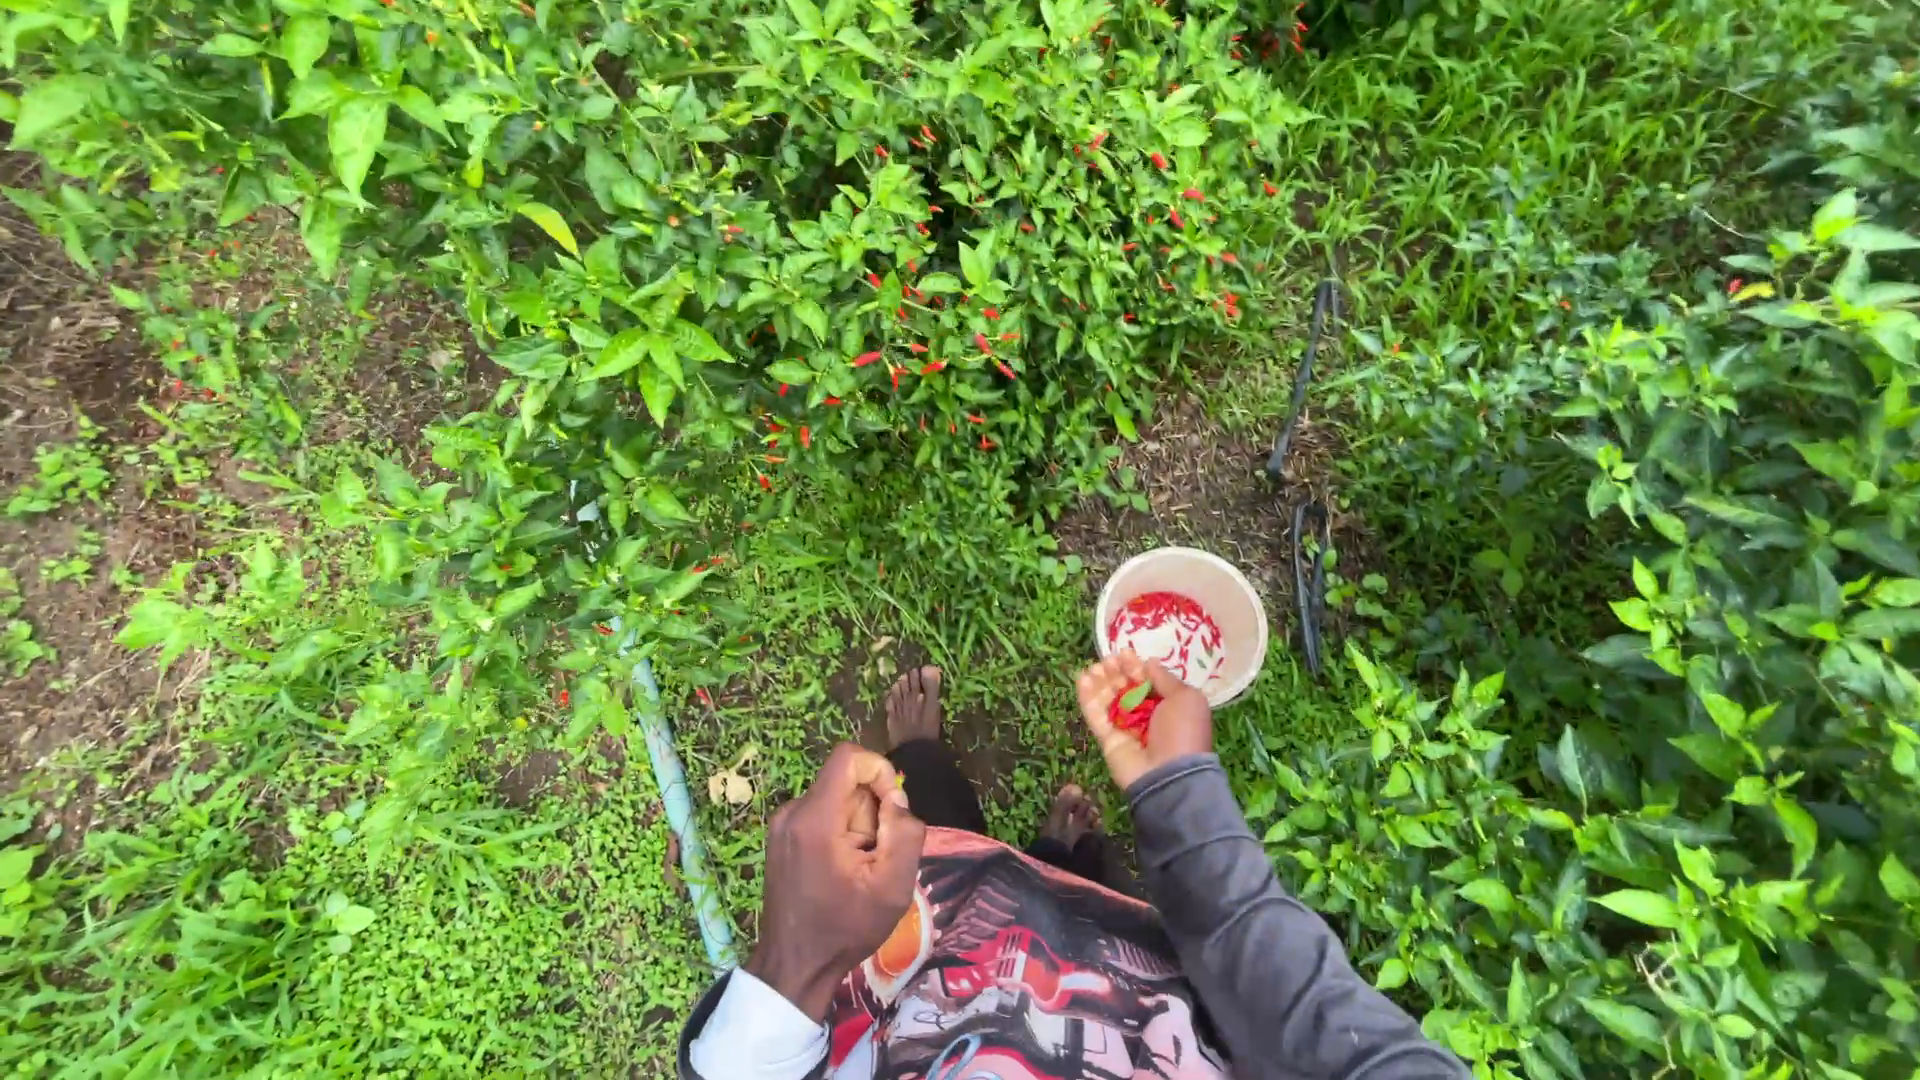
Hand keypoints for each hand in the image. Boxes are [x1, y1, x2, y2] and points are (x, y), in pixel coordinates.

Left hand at [747, 742, 926, 1020]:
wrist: (795, 967)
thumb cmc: (845, 929)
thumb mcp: (893, 887)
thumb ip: (905, 833)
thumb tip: (897, 799)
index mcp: (815, 818)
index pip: (849, 757)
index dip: (880, 770)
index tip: (892, 810)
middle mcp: (793, 811)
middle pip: (847, 782)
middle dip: (872, 810)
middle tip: (875, 855)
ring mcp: (782, 823)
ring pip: (837, 798)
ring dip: (858, 824)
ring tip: (858, 868)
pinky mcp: (781, 836)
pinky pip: (823, 813)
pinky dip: (841, 832)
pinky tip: (841, 870)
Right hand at [1076, 649, 1213, 789]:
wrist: (1171, 775)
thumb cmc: (1183, 731)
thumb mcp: (1186, 698)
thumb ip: (1164, 679)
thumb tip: (1149, 662)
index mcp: (1167, 707)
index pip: (1146, 682)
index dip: (1135, 667)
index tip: (1124, 653)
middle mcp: (1145, 717)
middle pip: (1125, 689)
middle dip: (1116, 672)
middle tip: (1107, 660)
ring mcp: (1125, 728)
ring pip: (1108, 700)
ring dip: (1100, 682)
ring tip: (1093, 667)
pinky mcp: (1107, 740)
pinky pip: (1095, 716)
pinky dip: (1087, 698)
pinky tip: (1082, 679)